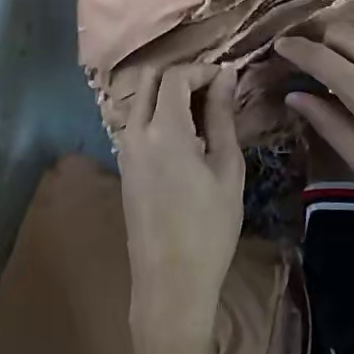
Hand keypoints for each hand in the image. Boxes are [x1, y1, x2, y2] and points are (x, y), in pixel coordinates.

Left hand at [119, 64, 244, 333]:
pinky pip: (138, 121)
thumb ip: (222, 115)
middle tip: (214, 88)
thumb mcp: (226, 166)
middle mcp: (135, 132)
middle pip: (150, 78)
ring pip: (141, 98)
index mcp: (163, 130)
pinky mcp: (124, 165)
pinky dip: (159, 111)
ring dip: (169, 92)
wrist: (171, 283)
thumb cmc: (210, 226)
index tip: (229, 80)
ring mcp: (124, 149)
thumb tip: (226, 75)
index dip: (204, 70)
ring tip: (205, 108)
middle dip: (182, 74)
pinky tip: (188, 131)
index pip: (176, 76)